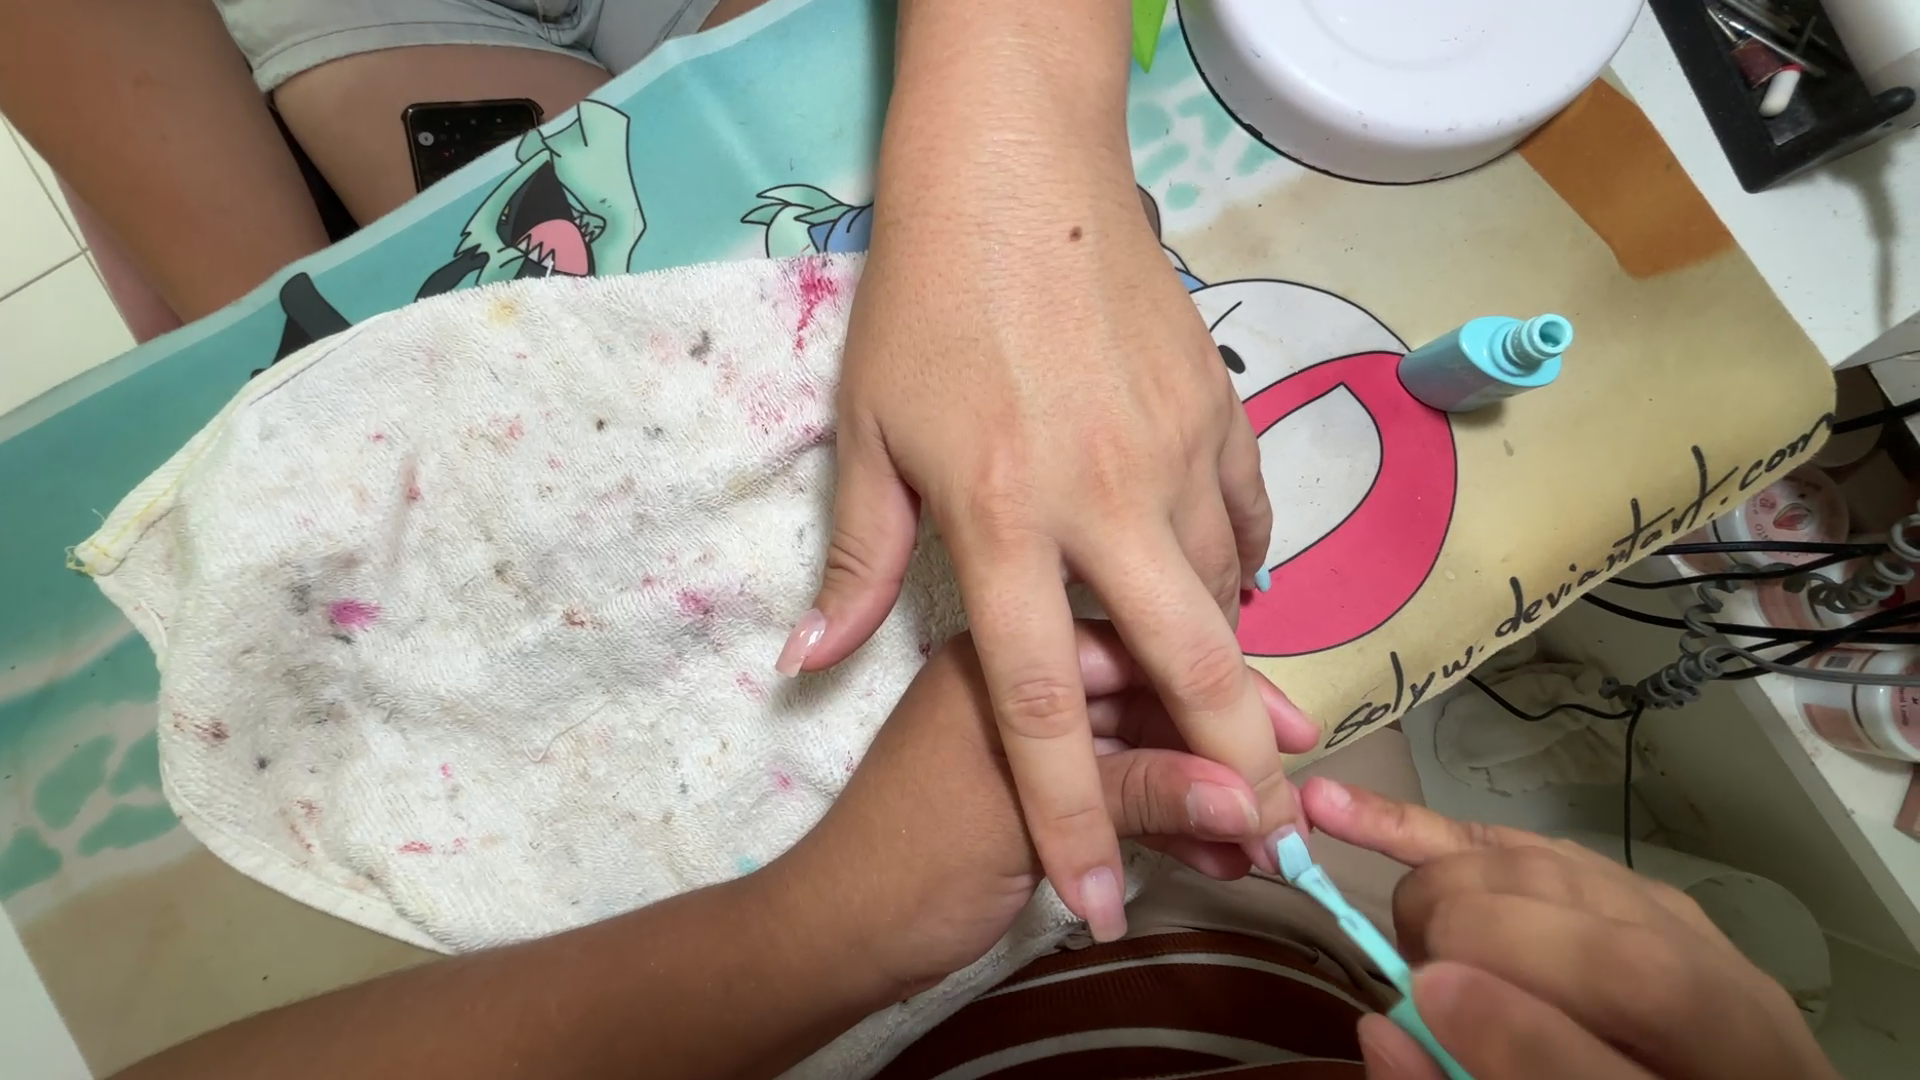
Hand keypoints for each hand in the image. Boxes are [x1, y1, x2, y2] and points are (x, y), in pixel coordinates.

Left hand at [775, 0, 1289, 942]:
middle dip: (1229, 767)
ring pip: (1226, 591)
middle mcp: (1104, 499)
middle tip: (1263, 840)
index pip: (1041, 700)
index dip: (1071, 815)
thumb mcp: (868, 435)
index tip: (1100, 897)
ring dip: (1223, 656)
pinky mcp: (1222, 409)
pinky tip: (1221, 583)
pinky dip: (1237, 567)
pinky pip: (1247, 518)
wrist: (1019, 178)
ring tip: (1219, 700)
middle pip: (1182, 663)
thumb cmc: (926, 305)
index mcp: (1001, 518)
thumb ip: (856, 564)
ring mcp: (1178, 451)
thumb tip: (809, 664)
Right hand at [1301, 778, 1837, 1079]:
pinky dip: (1413, 823)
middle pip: (1611, 956)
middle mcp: (1750, 1025)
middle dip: (1472, 943)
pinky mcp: (1619, 880)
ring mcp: (1693, 937)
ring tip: (1415, 939)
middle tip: (1413, 980)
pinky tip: (1337, 805)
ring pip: (1557, 875)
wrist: (1656, 1071)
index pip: (1626, 1071)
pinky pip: (1514, 838)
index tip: (1420, 996)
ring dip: (1449, 891)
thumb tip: (1380, 1031)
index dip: (1520, 1034)